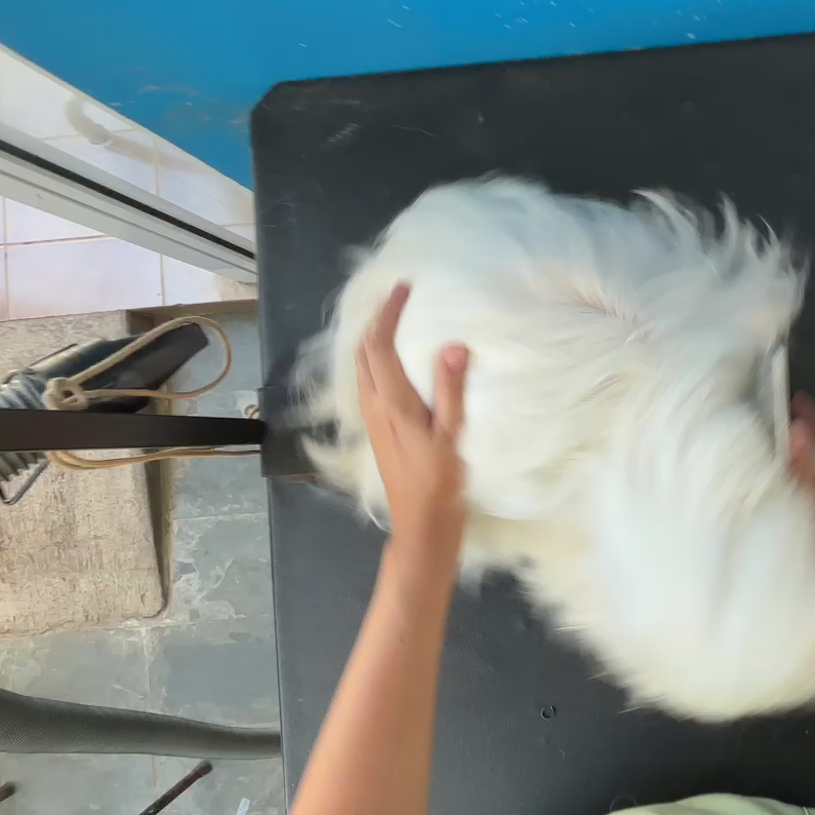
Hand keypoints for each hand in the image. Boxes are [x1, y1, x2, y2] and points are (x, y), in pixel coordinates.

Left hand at [356, 282, 469, 563]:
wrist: (420, 526)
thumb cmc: (439, 483)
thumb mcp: (451, 435)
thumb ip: (451, 390)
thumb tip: (452, 345)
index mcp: (391, 403)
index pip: (379, 346)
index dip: (387, 314)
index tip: (404, 289)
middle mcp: (374, 407)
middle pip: (363, 353)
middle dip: (376, 322)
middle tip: (400, 301)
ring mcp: (373, 421)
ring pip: (363, 369)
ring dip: (374, 341)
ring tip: (397, 325)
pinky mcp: (379, 432)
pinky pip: (370, 383)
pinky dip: (378, 362)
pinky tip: (398, 365)